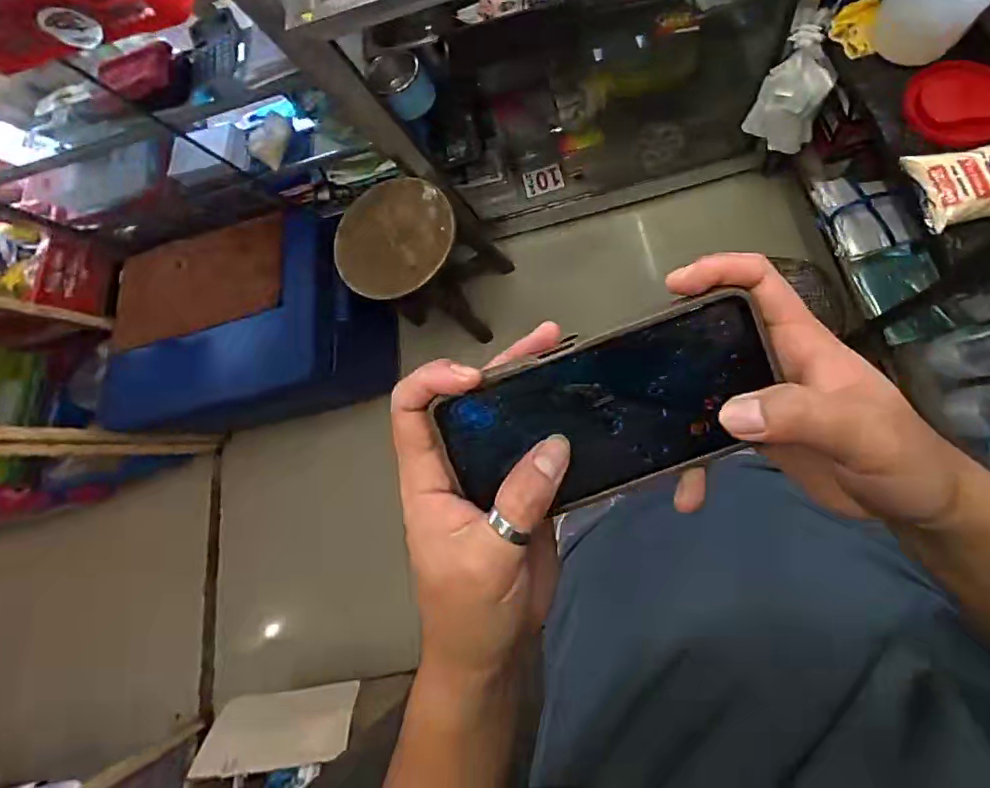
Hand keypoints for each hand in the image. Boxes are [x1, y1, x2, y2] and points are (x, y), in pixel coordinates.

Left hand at [389, 323, 574, 676]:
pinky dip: (556, 420)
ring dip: (531, 381)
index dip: (433, 382)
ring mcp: (492, 473)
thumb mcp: (487, 560)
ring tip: (564, 349)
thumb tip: (554, 444)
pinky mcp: (524, 488)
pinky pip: (538, 445)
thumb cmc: (468, 612)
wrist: (492, 652)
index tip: (475, 378)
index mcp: (428, 478)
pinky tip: (579, 402)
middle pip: (468, 399)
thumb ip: (518, 503)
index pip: (410, 411)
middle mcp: (457, 463)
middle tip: (546, 337)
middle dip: (501, 365)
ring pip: (506, 415)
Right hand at [666, 253, 979, 527]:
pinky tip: (688, 492)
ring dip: (683, 406)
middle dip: (684, 334)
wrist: (917, 505)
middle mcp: (779, 360)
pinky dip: (700, 461)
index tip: (677, 283)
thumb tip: (727, 412)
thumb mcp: (859, 431)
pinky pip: (718, 437)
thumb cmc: (902, 455)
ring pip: (712, 384)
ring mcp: (768, 399)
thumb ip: (799, 414)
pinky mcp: (764, 435)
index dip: (720, 269)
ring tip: (652, 428)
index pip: (761, 280)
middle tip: (647, 355)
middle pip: (722, 327)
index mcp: (803, 341)